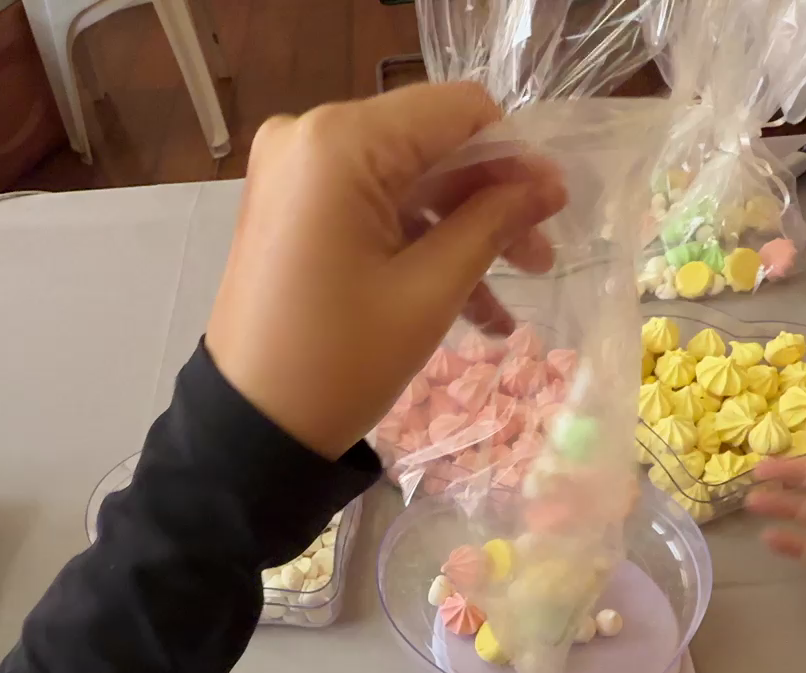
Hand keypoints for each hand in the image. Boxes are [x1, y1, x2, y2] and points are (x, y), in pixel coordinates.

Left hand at [206, 83, 566, 458]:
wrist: (253, 427)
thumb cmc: (342, 363)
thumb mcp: (428, 293)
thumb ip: (493, 224)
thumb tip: (548, 184)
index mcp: (340, 143)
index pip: (457, 112)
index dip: (515, 157)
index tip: (553, 209)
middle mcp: (308, 137)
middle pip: (428, 149)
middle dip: (488, 205)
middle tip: (539, 262)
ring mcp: (292, 175)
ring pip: (402, 188)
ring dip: (457, 239)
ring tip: (503, 306)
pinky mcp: (288, 212)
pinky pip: (367, 214)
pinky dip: (412, 250)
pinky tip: (461, 306)